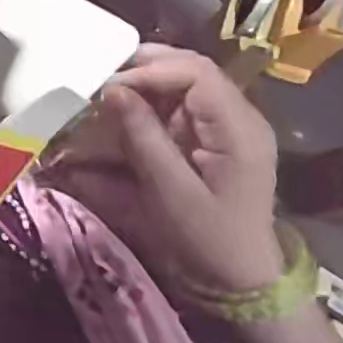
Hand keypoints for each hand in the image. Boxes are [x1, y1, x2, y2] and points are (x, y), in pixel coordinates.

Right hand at [52, 44, 283, 297]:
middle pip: (193, 69)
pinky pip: (182, 104)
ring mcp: (228, 125)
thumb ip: (143, 136)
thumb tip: (113, 91)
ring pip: (186, 82)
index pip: (196, 73)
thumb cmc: (207, 238)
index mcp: (239, 128)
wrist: (241, 275)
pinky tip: (127, 106)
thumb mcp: (170, 191)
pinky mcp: (215, 137)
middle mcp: (239, 116)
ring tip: (107, 89)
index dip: (149, 71)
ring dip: (146, 81)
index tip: (107, 85)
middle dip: (146, 66)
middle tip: (101, 76)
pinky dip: (151, 100)